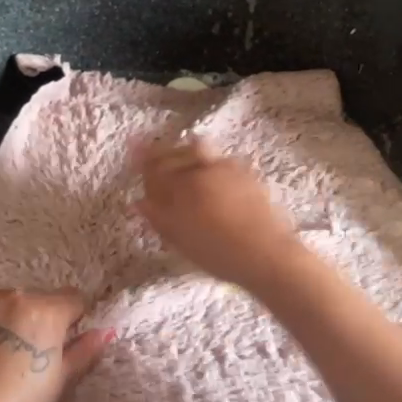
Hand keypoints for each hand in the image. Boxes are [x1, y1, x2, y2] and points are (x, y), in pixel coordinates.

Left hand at [0, 289, 112, 401]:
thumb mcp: (60, 381)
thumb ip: (85, 351)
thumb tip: (106, 331)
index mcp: (47, 311)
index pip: (75, 299)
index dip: (76, 320)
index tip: (66, 343)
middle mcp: (20, 296)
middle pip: (46, 298)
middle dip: (48, 318)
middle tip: (37, 353)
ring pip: (19, 301)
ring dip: (22, 317)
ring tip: (11, 352)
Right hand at [135, 132, 306, 293]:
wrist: (268, 254)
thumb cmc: (218, 251)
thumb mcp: (180, 238)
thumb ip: (158, 216)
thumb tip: (139, 201)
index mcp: (184, 183)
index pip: (157, 164)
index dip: (143, 157)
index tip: (133, 147)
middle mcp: (205, 168)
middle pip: (179, 150)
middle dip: (165, 150)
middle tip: (155, 153)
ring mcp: (230, 168)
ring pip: (202, 151)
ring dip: (188, 151)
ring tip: (183, 160)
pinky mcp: (249, 175)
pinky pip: (221, 160)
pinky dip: (210, 162)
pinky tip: (211, 176)